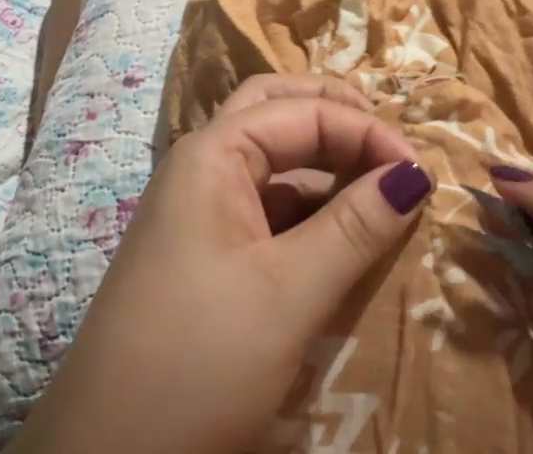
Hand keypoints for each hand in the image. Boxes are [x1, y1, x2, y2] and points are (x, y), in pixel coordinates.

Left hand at [10, 76, 432, 453]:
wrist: (109, 450)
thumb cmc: (199, 358)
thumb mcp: (288, 293)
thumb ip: (354, 227)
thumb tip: (416, 173)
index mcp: (212, 155)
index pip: (301, 112)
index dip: (366, 130)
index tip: (423, 174)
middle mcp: (202, 168)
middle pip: (275, 113)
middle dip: (336, 116)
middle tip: (394, 145)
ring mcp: (200, 211)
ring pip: (271, 160)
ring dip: (325, 162)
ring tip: (382, 188)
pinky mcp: (207, 254)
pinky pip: (266, 207)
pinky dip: (309, 206)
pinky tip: (344, 233)